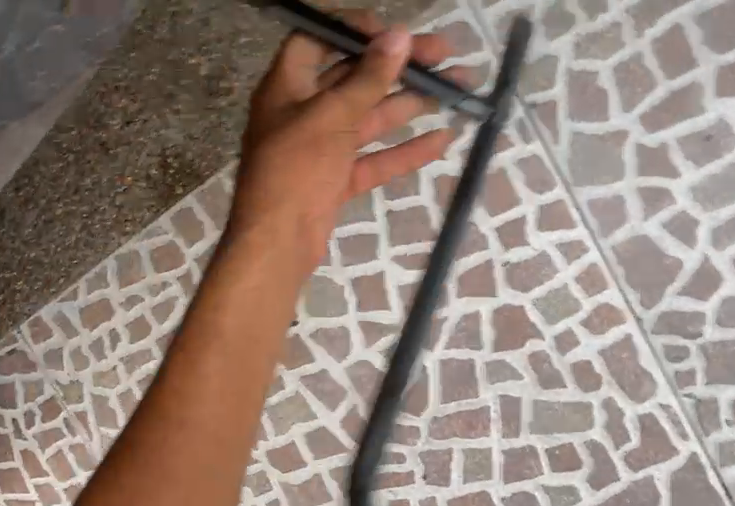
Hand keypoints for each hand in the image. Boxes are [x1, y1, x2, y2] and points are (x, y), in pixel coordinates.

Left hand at [227, 15, 462, 271]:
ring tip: (458, 88)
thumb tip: (398, 37)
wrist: (275, 246)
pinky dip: (403, 151)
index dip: (353, 30)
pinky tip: (442, 139)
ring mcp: (319, 151)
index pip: (317, 40)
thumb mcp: (330, 117)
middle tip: (443, 53)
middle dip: (397, 66)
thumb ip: (367, 78)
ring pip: (368, 119)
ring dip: (411, 104)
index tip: (392, 30)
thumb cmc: (294, 171)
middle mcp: (301, 114)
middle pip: (352, 78)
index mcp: (286, 88)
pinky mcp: (333, 182)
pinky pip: (372, 160)